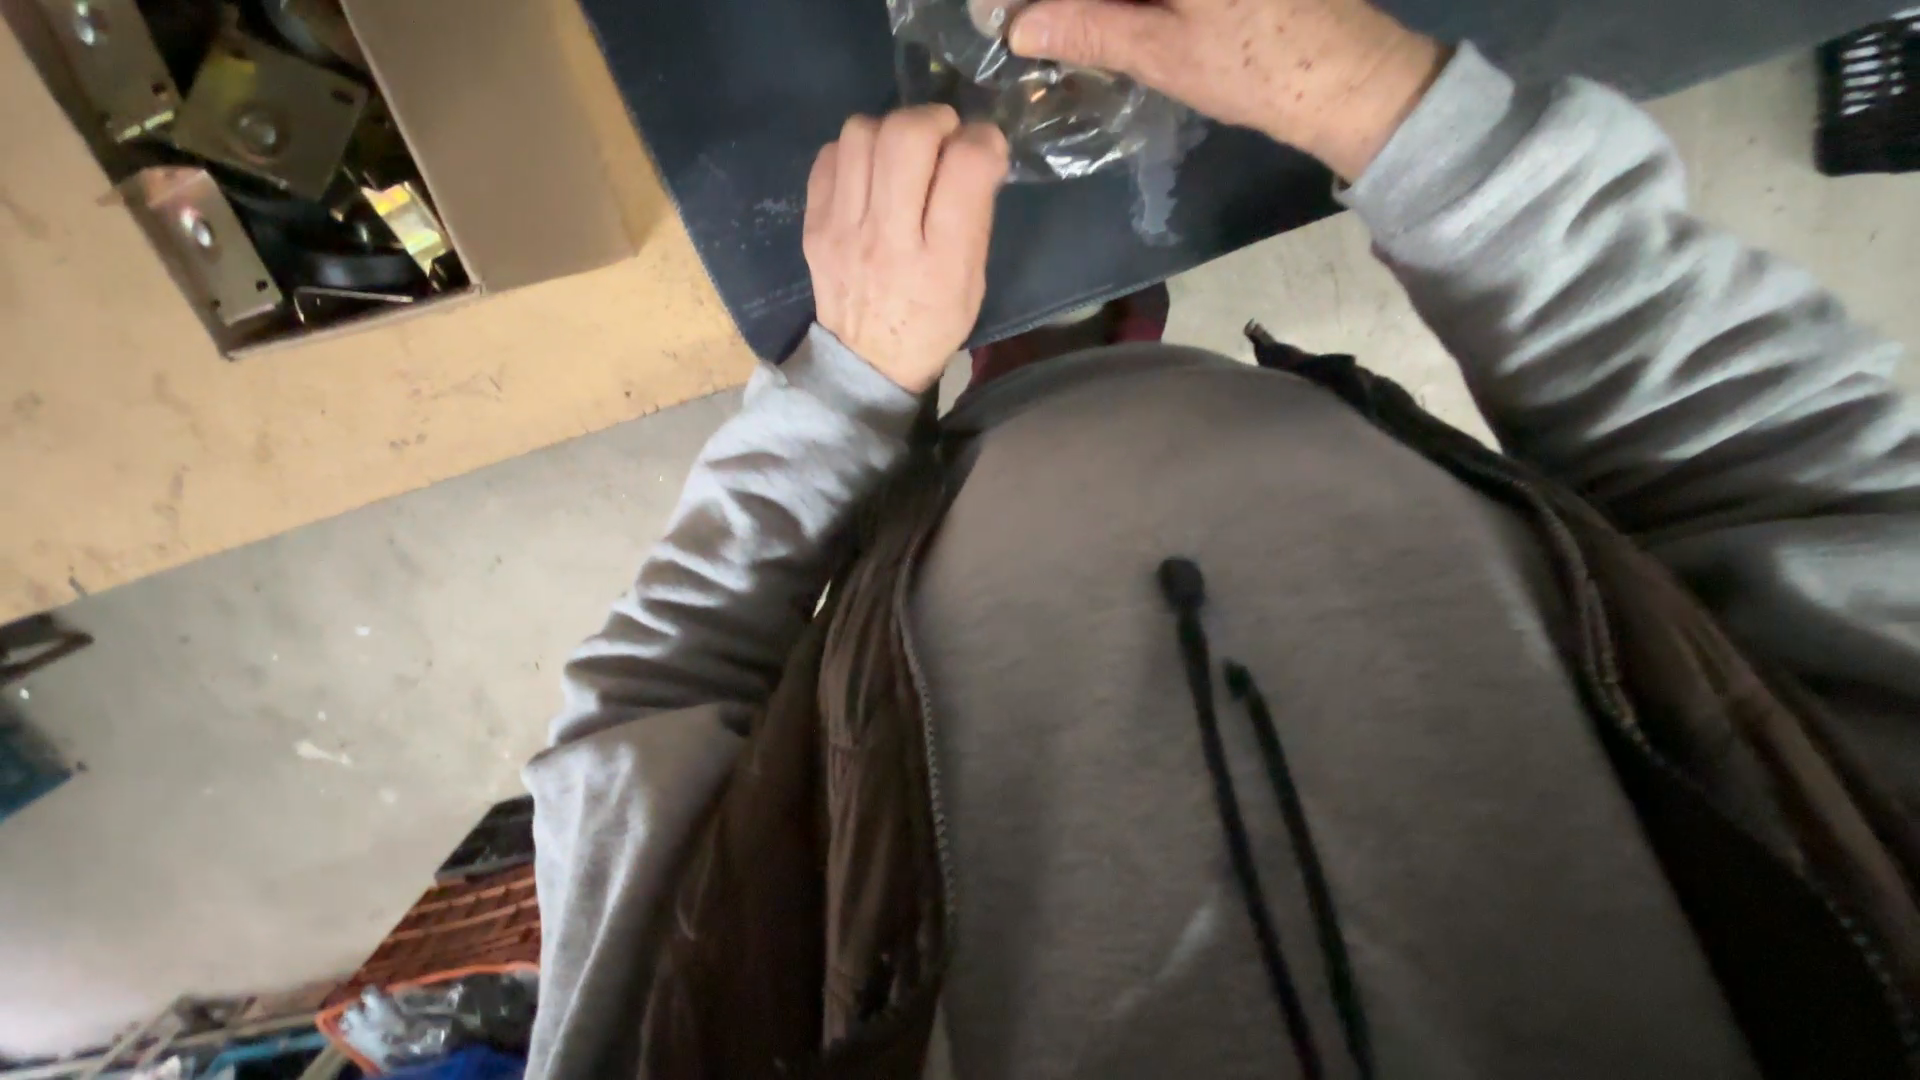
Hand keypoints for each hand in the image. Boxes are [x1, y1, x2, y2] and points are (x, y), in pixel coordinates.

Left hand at [804, 106, 1010, 392]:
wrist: (868, 363)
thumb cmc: (932, 323)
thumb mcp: (972, 281)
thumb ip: (974, 216)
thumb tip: (974, 149)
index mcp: (941, 261)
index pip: (965, 165)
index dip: (982, 139)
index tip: (983, 147)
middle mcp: (889, 238)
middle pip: (906, 135)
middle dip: (933, 120)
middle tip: (942, 138)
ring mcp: (843, 229)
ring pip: (861, 133)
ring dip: (890, 130)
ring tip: (903, 154)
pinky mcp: (814, 226)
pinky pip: (830, 156)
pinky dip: (855, 152)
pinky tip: (870, 173)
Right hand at [1008, 0, 1443, 179]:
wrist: (1347, 75)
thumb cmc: (1256, 67)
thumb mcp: (1163, 51)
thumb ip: (1088, 26)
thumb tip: (1020, 25)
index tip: (1008, 13)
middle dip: (1068, 0)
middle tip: (1025, 20)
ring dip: (1100, 4)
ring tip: (1051, 22)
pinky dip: (1127, 0)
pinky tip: (1100, 18)